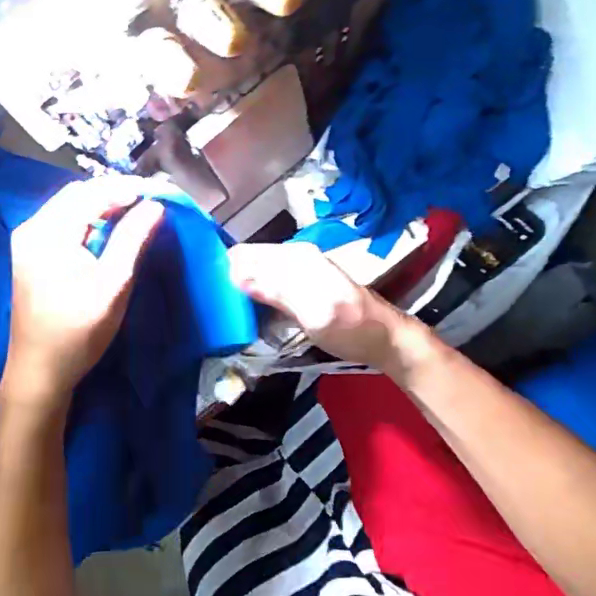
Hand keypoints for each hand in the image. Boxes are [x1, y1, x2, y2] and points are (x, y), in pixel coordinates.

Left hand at [3, 177, 164, 404]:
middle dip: (114, 194)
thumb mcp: (113, 286)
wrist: (38, 370)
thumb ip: (132, 240)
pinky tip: (107, 233)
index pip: (91, 193)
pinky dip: (86, 222)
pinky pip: (60, 223)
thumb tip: (154, 205)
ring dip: (100, 207)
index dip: (126, 189)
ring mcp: (26, 241)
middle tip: (148, 205)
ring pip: (68, 207)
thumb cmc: (77, 333)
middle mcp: (30, 229)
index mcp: (47, 234)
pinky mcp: (28, 254)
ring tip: (133, 217)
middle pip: (77, 195)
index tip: (159, 193)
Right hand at [226, 242, 429, 373]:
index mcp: (298, 257)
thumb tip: (236, 275)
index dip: (223, 270)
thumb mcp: (315, 313)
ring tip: (224, 310)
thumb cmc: (353, 329)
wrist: (387, 341)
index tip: (209, 294)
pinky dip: (251, 294)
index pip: (245, 254)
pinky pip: (263, 281)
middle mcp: (295, 256)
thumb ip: (276, 292)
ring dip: (238, 288)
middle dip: (227, 279)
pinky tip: (245, 309)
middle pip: (246, 261)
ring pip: (253, 271)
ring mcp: (297, 269)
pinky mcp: (297, 283)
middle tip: (215, 307)